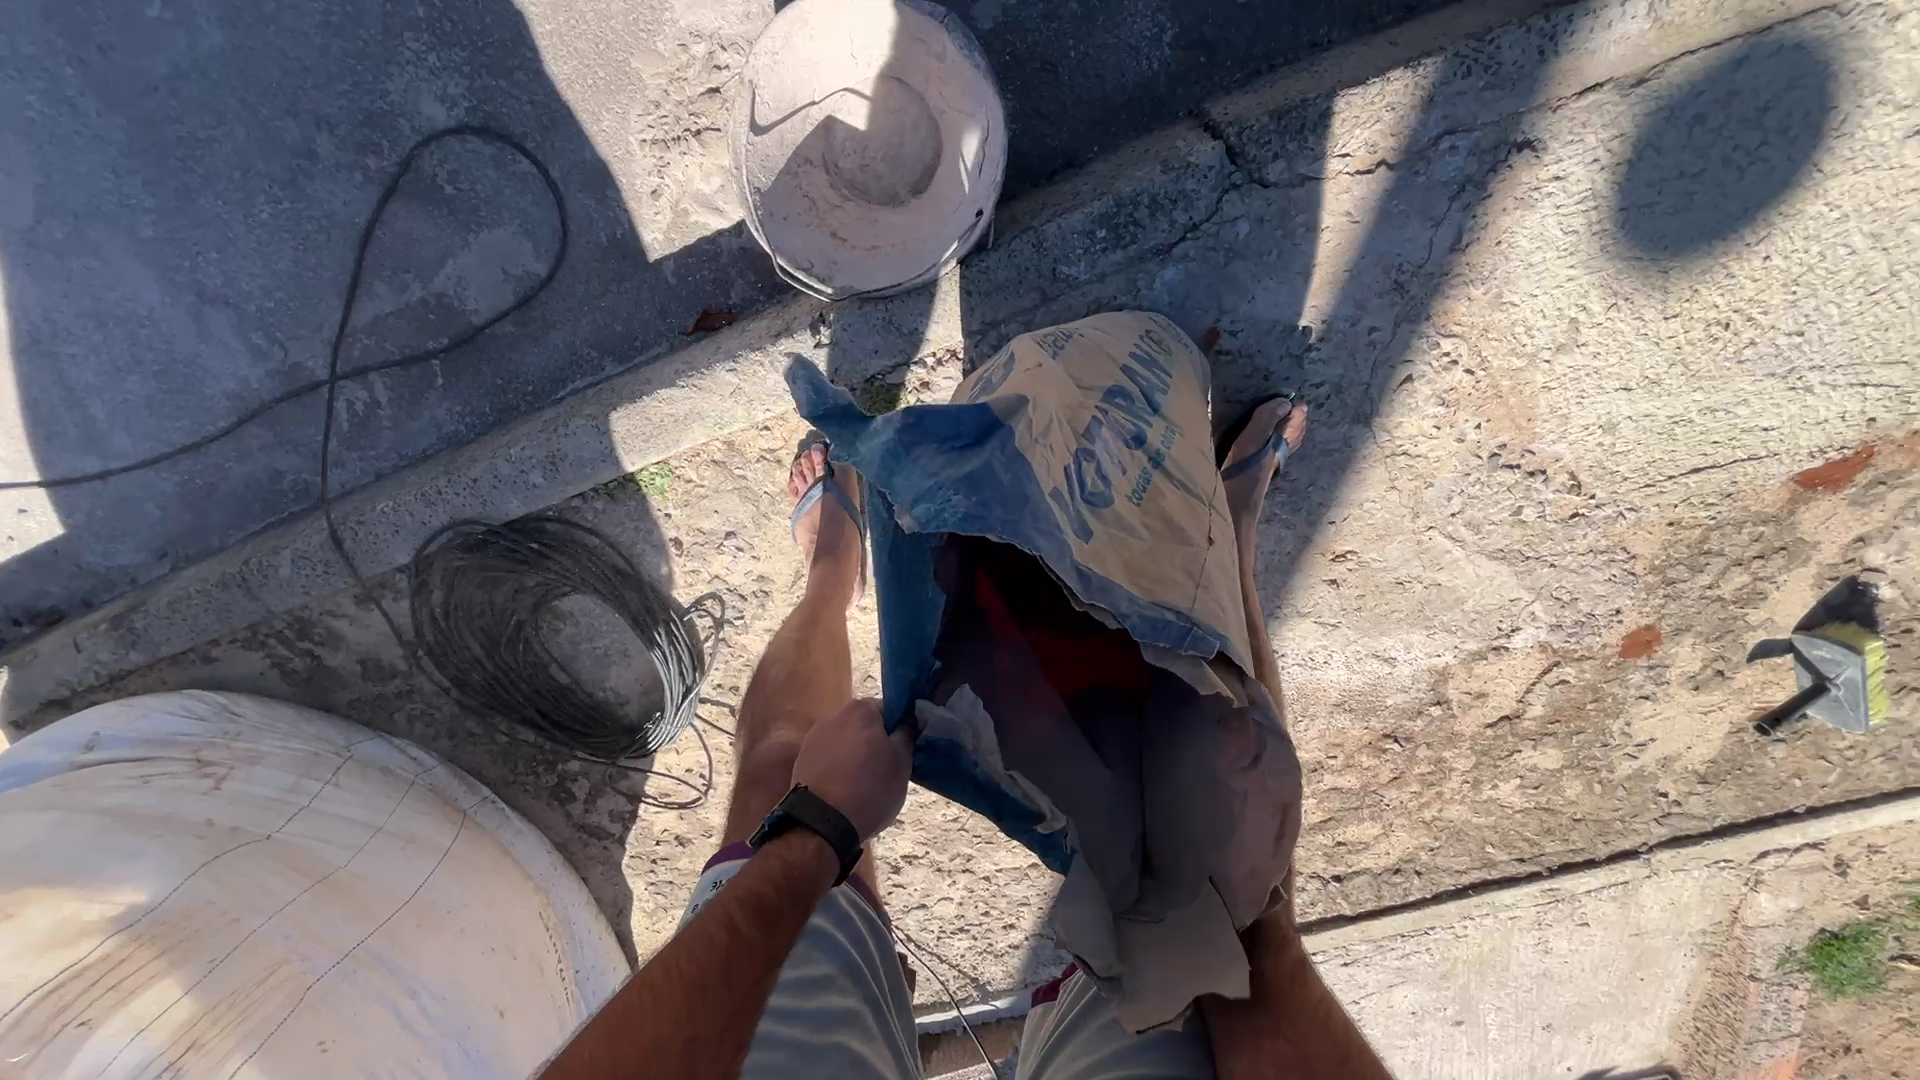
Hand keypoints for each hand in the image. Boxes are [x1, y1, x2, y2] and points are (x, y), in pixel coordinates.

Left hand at [790, 698, 914, 842]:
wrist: (822, 823)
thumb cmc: (870, 788)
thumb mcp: (902, 761)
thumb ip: (907, 733)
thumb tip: (909, 719)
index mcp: (860, 709)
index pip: (889, 710)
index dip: (900, 730)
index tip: (903, 752)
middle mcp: (834, 715)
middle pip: (865, 725)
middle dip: (876, 742)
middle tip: (887, 769)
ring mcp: (813, 737)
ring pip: (846, 742)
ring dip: (856, 755)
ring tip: (865, 783)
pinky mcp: (802, 759)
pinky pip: (830, 758)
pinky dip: (839, 768)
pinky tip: (845, 789)